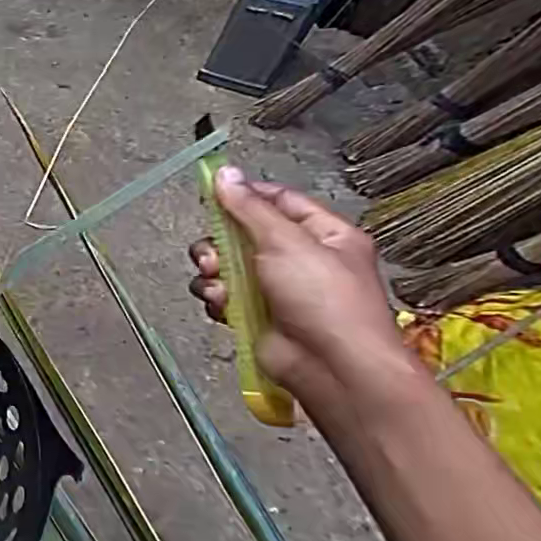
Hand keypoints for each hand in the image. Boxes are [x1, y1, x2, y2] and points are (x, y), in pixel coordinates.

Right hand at [188, 165, 416, 405]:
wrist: (328, 365)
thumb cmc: (327, 302)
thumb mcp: (287, 242)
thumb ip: (250, 209)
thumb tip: (225, 175)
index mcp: (322, 234)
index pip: (278, 202)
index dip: (245, 196)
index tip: (212, 194)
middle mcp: (298, 259)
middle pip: (241, 236)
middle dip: (219, 244)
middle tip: (213, 254)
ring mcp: (274, 288)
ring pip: (224, 267)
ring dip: (213, 274)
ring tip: (219, 284)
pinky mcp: (253, 314)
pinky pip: (221, 296)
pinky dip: (215, 299)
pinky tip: (223, 305)